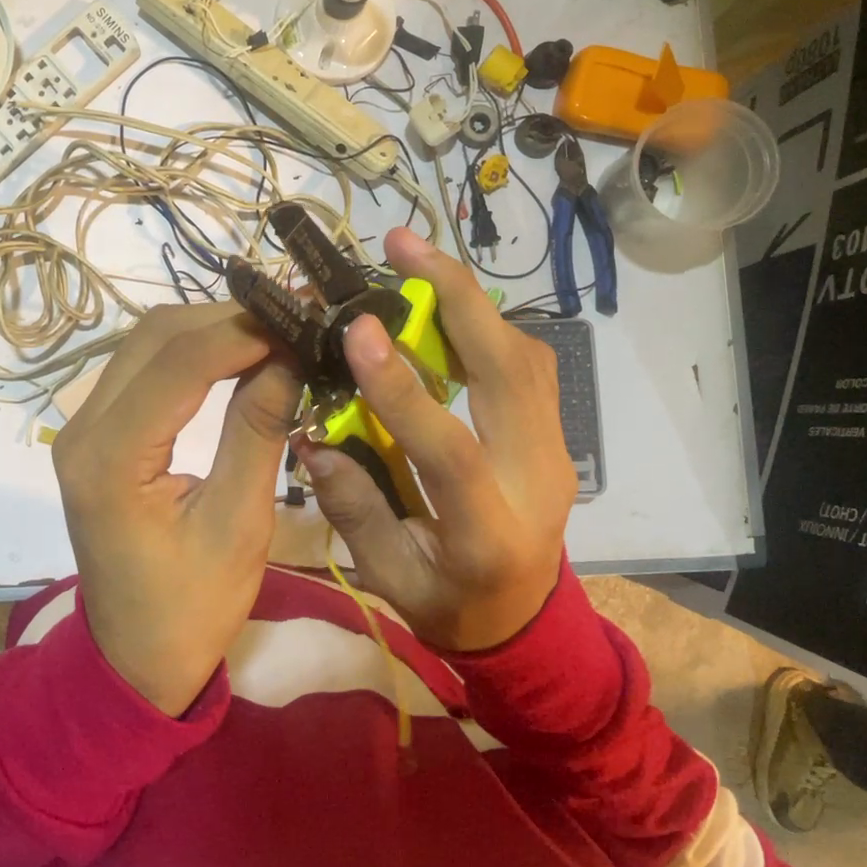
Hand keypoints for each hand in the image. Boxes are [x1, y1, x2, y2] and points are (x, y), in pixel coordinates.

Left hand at [53, 303, 302, 715]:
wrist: (133, 658)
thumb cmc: (192, 609)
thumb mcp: (238, 526)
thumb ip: (258, 432)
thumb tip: (291, 356)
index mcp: (110, 460)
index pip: (179, 364)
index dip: (243, 332)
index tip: (303, 318)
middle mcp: (82, 430)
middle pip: (155, 338)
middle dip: (228, 320)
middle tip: (296, 320)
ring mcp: (81, 428)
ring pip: (146, 345)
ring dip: (210, 330)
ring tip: (276, 332)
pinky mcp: (94, 434)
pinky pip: (141, 370)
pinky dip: (191, 354)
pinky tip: (237, 355)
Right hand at [293, 228, 575, 652]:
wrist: (522, 621)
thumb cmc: (447, 604)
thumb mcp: (388, 577)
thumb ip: (354, 508)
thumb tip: (312, 436)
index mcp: (488, 531)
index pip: (449, 449)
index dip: (402, 387)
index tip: (358, 328)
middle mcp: (535, 479)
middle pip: (511, 373)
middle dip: (457, 297)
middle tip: (400, 245)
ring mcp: (555, 450)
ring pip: (525, 355)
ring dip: (471, 300)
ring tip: (415, 260)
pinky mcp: (554, 432)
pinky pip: (527, 363)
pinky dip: (487, 324)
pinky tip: (447, 306)